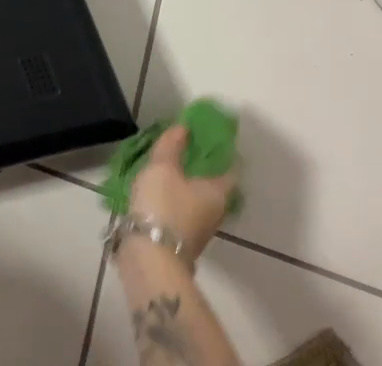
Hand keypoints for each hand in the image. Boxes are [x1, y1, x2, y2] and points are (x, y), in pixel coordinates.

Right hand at [127, 125, 236, 260]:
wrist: (151, 253)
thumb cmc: (163, 205)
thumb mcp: (162, 168)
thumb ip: (171, 146)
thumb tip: (183, 127)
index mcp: (218, 192)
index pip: (230, 168)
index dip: (222, 152)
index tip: (210, 138)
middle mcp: (216, 210)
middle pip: (214, 184)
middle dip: (202, 167)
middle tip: (184, 149)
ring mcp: (201, 228)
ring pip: (198, 198)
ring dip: (187, 184)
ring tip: (167, 169)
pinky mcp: (184, 238)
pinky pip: (184, 210)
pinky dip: (176, 198)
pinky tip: (159, 192)